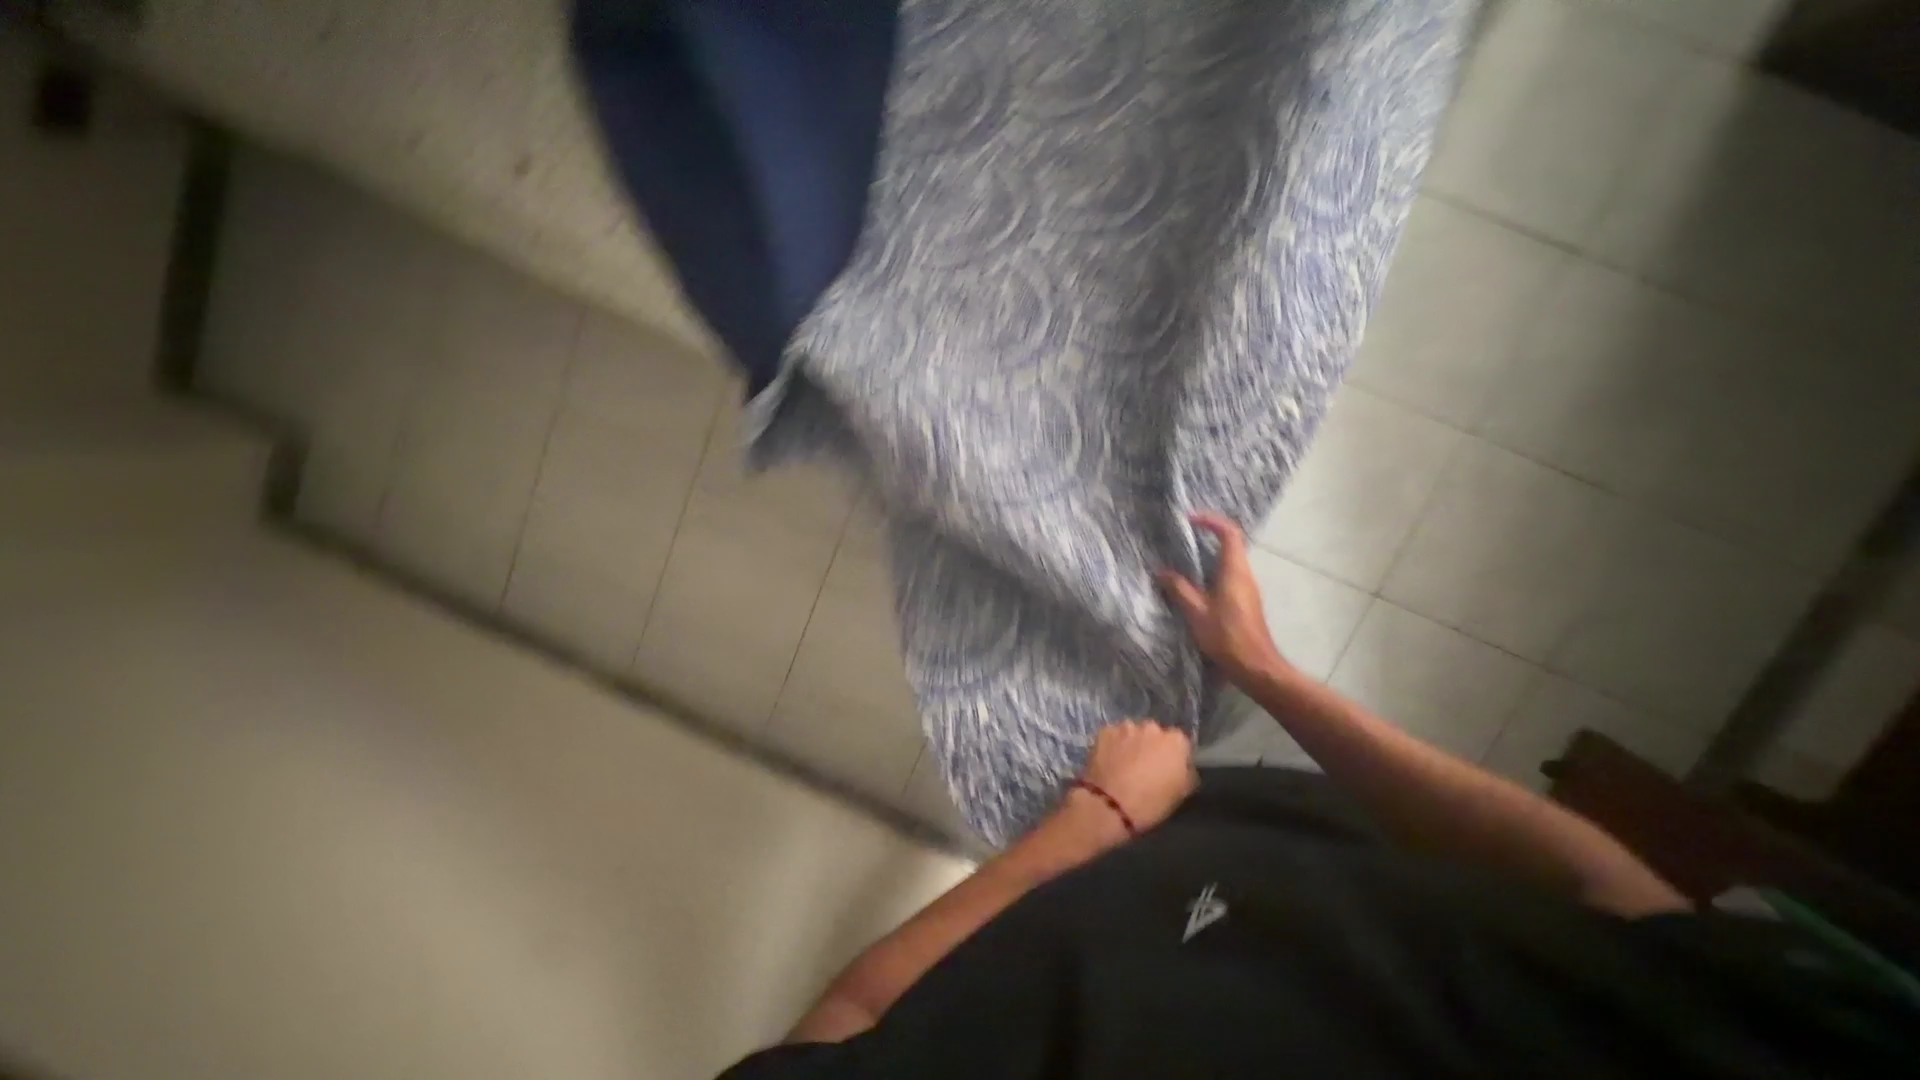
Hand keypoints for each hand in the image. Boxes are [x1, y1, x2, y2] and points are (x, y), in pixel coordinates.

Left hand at [1076, 720, 1196, 833]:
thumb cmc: (1150, 803)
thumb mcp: (1181, 793)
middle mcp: (1152, 728)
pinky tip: (1109, 760)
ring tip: (1125, 763)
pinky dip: (1113, 745)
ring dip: (1132, 743)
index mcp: (1175, 741)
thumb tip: (1184, 766)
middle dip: (1152, 746)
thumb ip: (1186, 772)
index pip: (1180, 743)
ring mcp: (1126, 727)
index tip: (1169, 769)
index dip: (1175, 756)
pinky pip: (1113, 736)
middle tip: (1146, 766)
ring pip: (1133, 732)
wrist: (1109, 806)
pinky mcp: (1104, 731)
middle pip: (1155, 734)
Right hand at [1156, 511, 1293, 682]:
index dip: (1210, 521)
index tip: (1189, 520)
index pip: (1229, 533)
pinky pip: (1230, 576)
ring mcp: (1248, 588)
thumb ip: (1179, 589)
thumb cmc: (1227, 636)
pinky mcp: (1246, 601)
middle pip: (1231, 544)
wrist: (1255, 666)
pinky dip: (1213, 571)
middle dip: (1208, 536)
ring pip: (1230, 561)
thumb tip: (1162, 572)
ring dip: (1209, 555)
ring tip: (1184, 560)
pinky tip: (1195, 586)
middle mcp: (1245, 574)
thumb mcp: (1196, 612)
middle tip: (1183, 538)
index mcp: (1235, 571)